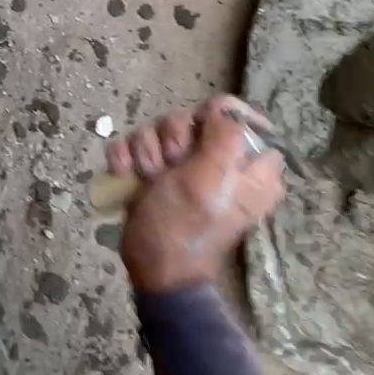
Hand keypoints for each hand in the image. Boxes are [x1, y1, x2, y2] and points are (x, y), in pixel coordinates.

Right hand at [104, 96, 286, 292]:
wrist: (152, 266)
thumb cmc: (187, 227)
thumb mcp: (210, 180)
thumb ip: (225, 138)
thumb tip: (228, 108)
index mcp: (249, 167)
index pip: (242, 117)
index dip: (220, 117)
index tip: (203, 130)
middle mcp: (219, 161)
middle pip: (194, 117)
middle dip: (173, 137)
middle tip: (173, 164)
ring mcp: (183, 165)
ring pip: (160, 128)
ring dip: (146, 149)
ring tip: (149, 178)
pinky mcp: (153, 171)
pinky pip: (134, 143)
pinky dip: (126, 156)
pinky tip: (124, 174)